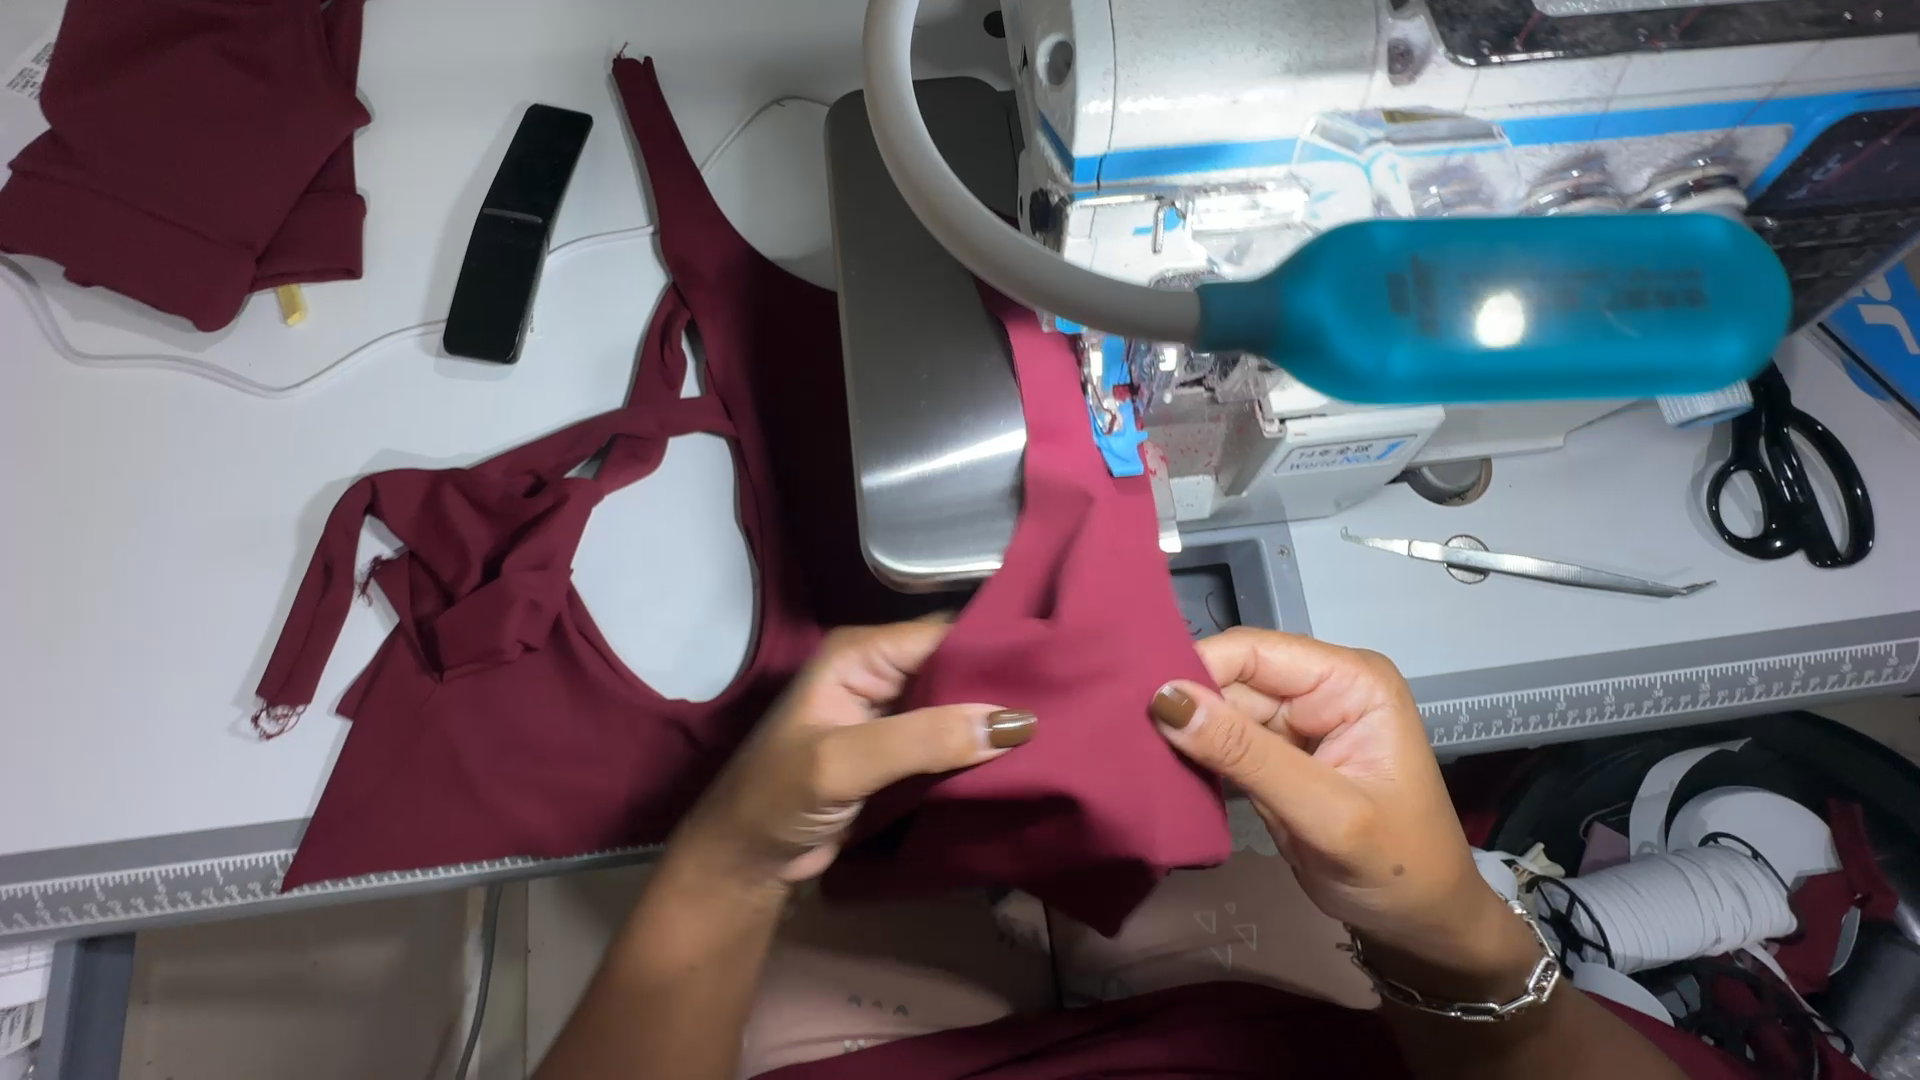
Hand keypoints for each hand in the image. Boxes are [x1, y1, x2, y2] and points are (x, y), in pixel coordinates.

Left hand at [667, 621, 1035, 900]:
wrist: (745, 862)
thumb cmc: (777, 798)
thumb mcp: (844, 763)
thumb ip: (923, 740)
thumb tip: (1014, 722)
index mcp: (861, 654)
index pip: (942, 637)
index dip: (993, 650)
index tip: (1052, 667)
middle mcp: (881, 674)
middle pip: (955, 670)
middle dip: (1001, 688)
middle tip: (1066, 701)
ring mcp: (892, 716)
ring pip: (958, 708)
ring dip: (994, 723)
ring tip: (1059, 727)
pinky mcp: (901, 754)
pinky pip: (950, 743)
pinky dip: (979, 752)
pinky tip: (1023, 758)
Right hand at [1150, 629, 1527, 992]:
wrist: (1420, 928)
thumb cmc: (1399, 868)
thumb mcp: (1325, 812)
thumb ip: (1245, 753)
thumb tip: (1164, 699)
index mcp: (1349, 679)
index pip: (1254, 652)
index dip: (1197, 668)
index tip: (1139, 699)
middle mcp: (1318, 686)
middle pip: (1230, 676)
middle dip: (1184, 701)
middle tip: (1126, 726)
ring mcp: (1294, 720)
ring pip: (1217, 707)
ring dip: (1182, 730)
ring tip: (1134, 745)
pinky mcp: (1272, 752)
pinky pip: (1219, 739)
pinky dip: (1192, 752)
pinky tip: (1160, 762)